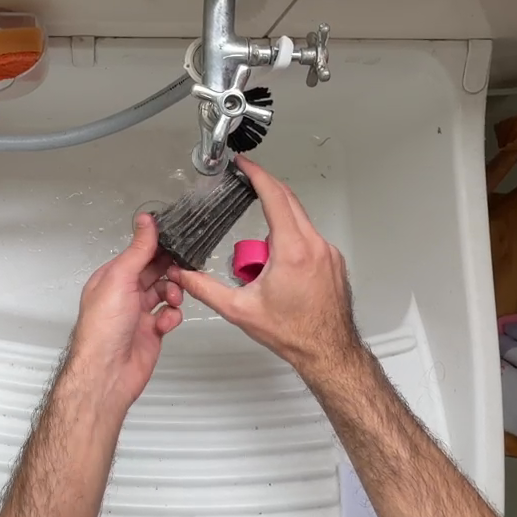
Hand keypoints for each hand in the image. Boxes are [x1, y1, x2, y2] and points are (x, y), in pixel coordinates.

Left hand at [63, 213, 183, 414]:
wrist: (107, 373)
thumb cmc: (103, 328)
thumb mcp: (120, 279)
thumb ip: (138, 249)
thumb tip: (146, 221)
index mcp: (111, 277)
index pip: (138, 253)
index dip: (157, 246)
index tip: (176, 240)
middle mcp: (123, 294)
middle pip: (153, 272)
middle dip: (169, 269)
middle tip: (180, 269)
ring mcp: (137, 313)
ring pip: (164, 292)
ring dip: (172, 292)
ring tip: (172, 298)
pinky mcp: (151, 332)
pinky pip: (169, 316)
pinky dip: (171, 316)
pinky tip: (166, 321)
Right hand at [167, 155, 360, 377]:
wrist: (329, 352)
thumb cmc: (294, 333)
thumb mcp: (240, 310)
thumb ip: (205, 289)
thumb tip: (183, 274)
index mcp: (292, 251)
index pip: (275, 197)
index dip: (257, 175)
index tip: (245, 164)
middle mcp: (315, 246)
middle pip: (289, 200)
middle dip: (266, 188)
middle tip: (246, 181)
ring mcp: (328, 252)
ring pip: (299, 220)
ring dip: (277, 222)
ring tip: (259, 254)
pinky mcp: (333, 261)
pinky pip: (309, 237)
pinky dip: (291, 239)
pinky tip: (279, 264)